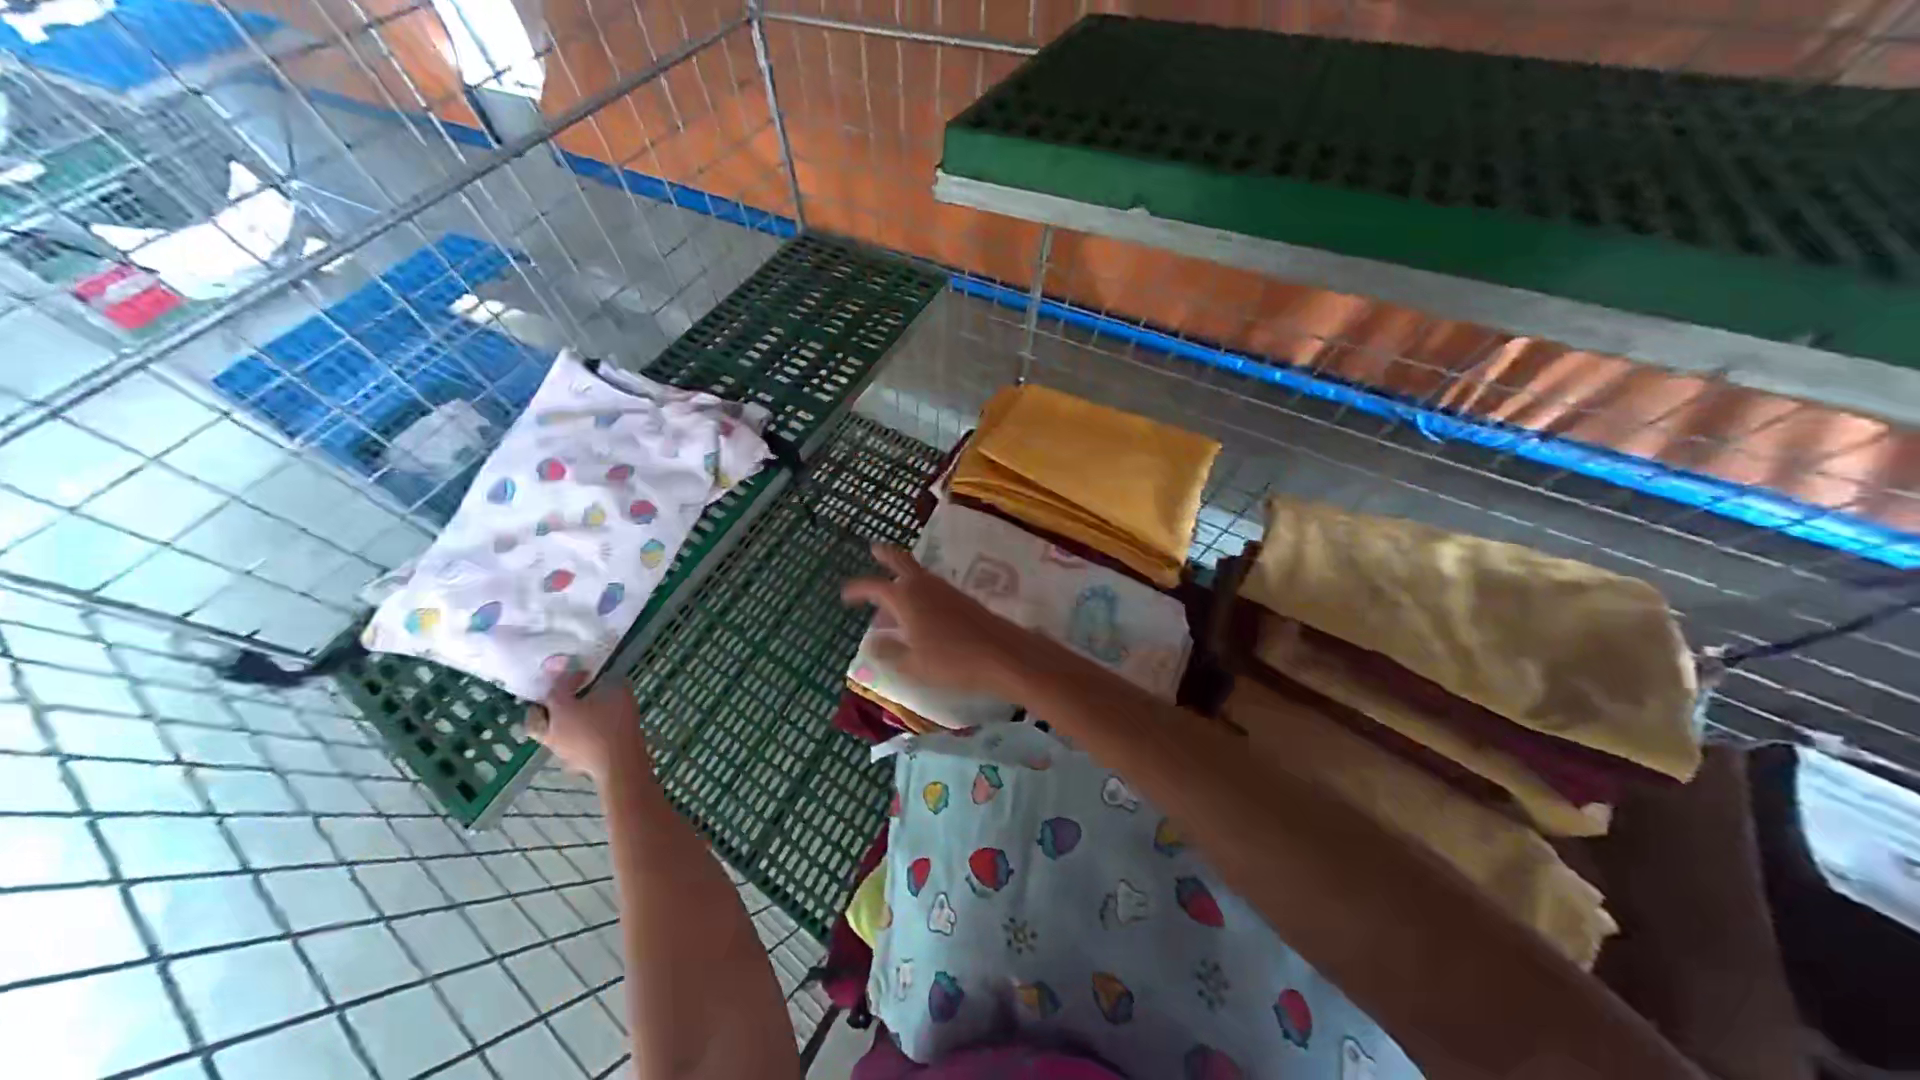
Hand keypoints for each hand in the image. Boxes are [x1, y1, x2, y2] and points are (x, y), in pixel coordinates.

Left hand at [526, 670, 649, 782]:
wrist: (619, 763)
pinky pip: (567, 748)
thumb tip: (603, 682)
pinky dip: (573, 741)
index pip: (557, 689)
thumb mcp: (618, 692)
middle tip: (558, 701)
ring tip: (578, 720)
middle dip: (543, 708)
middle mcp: (552, 729)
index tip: (586, 675)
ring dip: (558, 725)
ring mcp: (559, 749)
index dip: (570, 679)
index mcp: (560, 708)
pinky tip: (588, 738)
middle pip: (535, 718)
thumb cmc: (616, 723)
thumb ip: (608, 683)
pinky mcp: (572, 763)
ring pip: (549, 735)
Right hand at [840, 543, 1032, 698]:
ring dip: (904, 576)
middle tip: (874, 548)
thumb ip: (888, 652)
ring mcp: (946, 590)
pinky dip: (920, 588)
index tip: (845, 595)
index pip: (873, 587)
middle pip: (901, 562)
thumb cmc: (951, 661)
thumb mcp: (911, 664)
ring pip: (919, 574)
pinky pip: (932, 586)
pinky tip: (921, 606)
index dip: (857, 590)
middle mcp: (924, 586)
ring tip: (894, 588)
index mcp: (905, 598)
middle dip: (886, 555)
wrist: (1001, 654)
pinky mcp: (962, 599)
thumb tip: (871, 641)